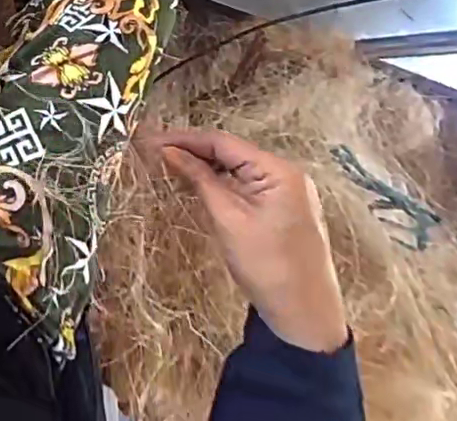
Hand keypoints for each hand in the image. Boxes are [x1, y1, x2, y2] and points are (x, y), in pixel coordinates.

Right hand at [148, 128, 349, 352]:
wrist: (305, 317)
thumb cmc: (266, 265)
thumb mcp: (226, 216)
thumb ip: (197, 176)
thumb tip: (167, 150)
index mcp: (278, 172)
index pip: (221, 142)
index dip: (183, 139)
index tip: (151, 141)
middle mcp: (286, 174)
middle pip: (229, 150)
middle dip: (191, 149)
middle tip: (154, 150)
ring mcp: (287, 191)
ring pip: (234, 165)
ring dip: (202, 163)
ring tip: (168, 163)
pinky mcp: (282, 206)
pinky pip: (243, 181)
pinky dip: (218, 178)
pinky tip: (195, 179)